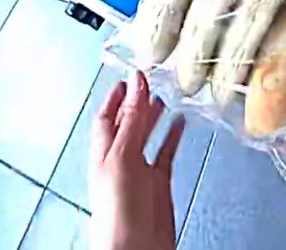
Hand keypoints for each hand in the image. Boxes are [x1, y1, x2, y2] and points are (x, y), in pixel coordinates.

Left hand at [89, 71, 185, 249]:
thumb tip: (138, 77)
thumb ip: (132, 118)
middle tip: (154, 76)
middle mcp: (120, 160)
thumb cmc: (120, 211)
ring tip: (167, 92)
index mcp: (104, 154)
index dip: (117, 96)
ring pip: (147, 135)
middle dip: (138, 100)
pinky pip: (165, 152)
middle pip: (128, 123)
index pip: (107, 117)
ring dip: (156, 114)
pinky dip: (172, 135)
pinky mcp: (158, 183)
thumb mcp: (123, 157)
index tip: (131, 73)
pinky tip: (181, 120)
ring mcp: (140, 172)